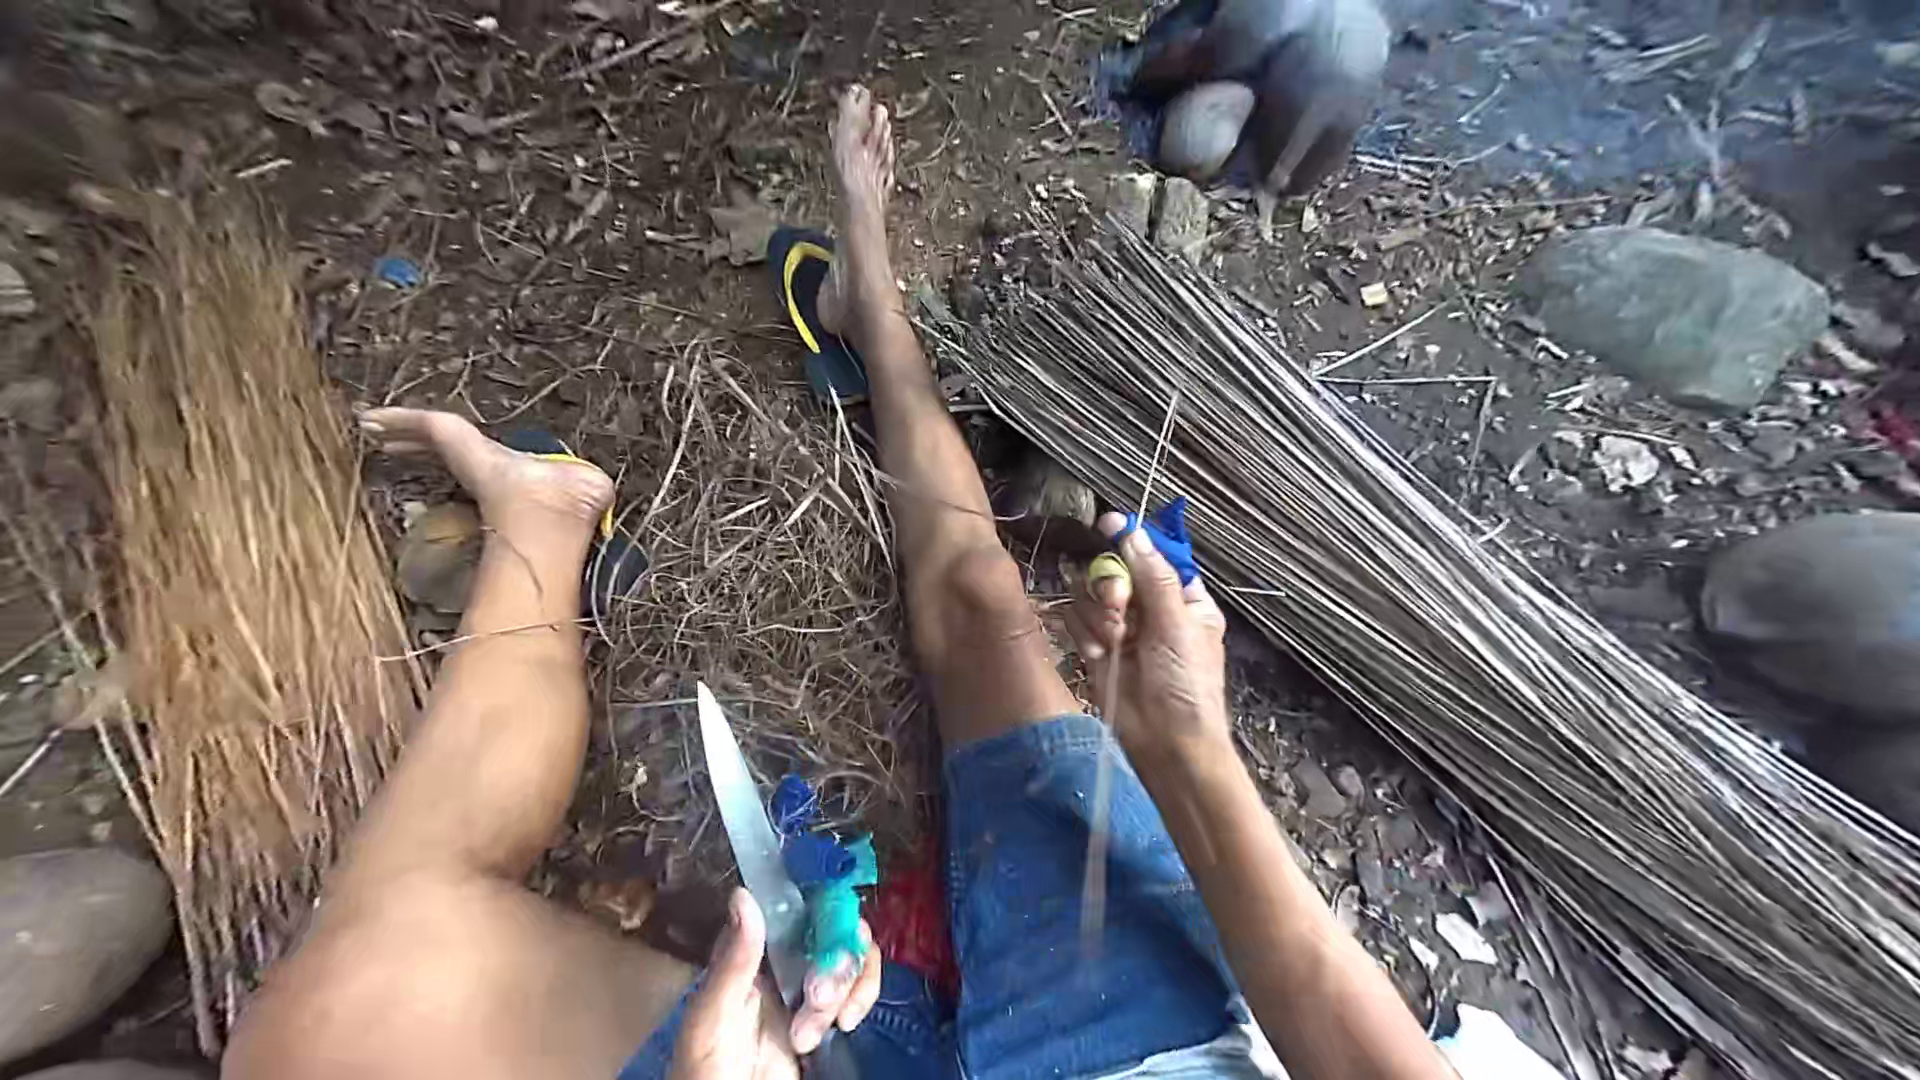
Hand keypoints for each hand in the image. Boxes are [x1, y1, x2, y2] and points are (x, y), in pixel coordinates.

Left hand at [668, 890, 883, 1079]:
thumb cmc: (709, 1078)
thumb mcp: (711, 1025)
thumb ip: (732, 964)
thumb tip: (743, 894)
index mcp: (749, 947)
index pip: (790, 897)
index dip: (817, 895)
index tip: (829, 918)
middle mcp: (783, 955)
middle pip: (830, 920)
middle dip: (834, 955)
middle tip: (816, 998)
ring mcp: (809, 981)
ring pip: (849, 947)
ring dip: (844, 983)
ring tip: (812, 1033)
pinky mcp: (831, 1008)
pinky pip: (862, 978)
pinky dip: (863, 992)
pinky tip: (846, 1023)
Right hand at [1064, 512, 1229, 759]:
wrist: (1165, 743)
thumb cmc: (1186, 684)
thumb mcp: (1178, 625)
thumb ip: (1153, 576)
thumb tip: (1132, 532)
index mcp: (1180, 597)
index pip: (1152, 554)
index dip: (1131, 538)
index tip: (1108, 525)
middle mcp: (1148, 606)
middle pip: (1113, 568)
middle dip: (1110, 585)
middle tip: (1118, 605)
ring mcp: (1119, 626)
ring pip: (1089, 593)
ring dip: (1098, 615)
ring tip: (1115, 642)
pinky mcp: (1094, 645)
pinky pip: (1075, 620)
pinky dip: (1085, 635)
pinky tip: (1100, 655)